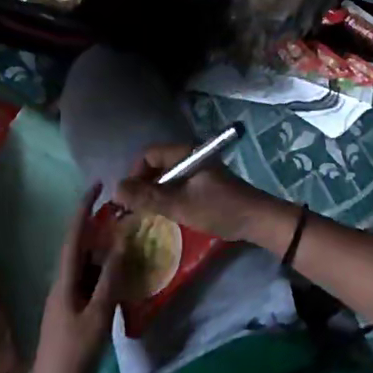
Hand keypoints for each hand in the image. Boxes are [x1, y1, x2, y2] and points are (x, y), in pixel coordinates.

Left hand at [24, 183, 127, 372]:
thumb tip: (120, 242)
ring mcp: (64, 301)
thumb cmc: (74, 353)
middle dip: (99, 231)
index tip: (97, 185)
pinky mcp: (70, 316)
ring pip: (85, 268)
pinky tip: (120, 282)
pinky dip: (103, 276)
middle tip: (123, 218)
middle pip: (80, 249)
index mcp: (64, 280)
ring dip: (103, 256)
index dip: (84, 208)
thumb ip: (110, 279)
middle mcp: (61, 284)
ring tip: (128, 246)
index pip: (74, 235)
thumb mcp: (98, 315)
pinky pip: (88, 285)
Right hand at [113, 143, 289, 244]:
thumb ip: (147, 197)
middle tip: (135, 208)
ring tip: (148, 213)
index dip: (135, 174)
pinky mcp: (204, 182)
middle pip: (156, 164)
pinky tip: (167, 213)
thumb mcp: (180, 205)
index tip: (130, 198)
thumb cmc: (219, 209)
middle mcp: (190, 155)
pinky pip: (178, 184)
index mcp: (185, 152)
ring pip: (167, 176)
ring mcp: (198, 169)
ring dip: (155, 193)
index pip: (148, 154)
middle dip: (143, 185)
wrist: (257, 220)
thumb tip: (115, 189)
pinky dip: (168, 196)